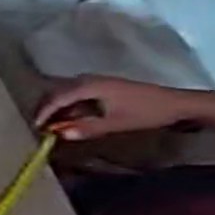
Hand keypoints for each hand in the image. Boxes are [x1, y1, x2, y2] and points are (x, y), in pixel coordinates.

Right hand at [36, 76, 213, 141]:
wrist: (179, 104)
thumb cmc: (147, 113)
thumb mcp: (117, 124)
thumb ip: (87, 128)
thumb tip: (60, 135)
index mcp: (90, 85)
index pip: (58, 97)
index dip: (45, 112)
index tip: (35, 127)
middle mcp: (90, 79)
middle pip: (58, 91)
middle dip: (47, 108)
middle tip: (40, 126)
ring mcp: (97, 81)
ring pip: (67, 92)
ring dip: (58, 107)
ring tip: (53, 123)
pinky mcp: (103, 86)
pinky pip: (77, 93)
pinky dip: (69, 105)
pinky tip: (72, 117)